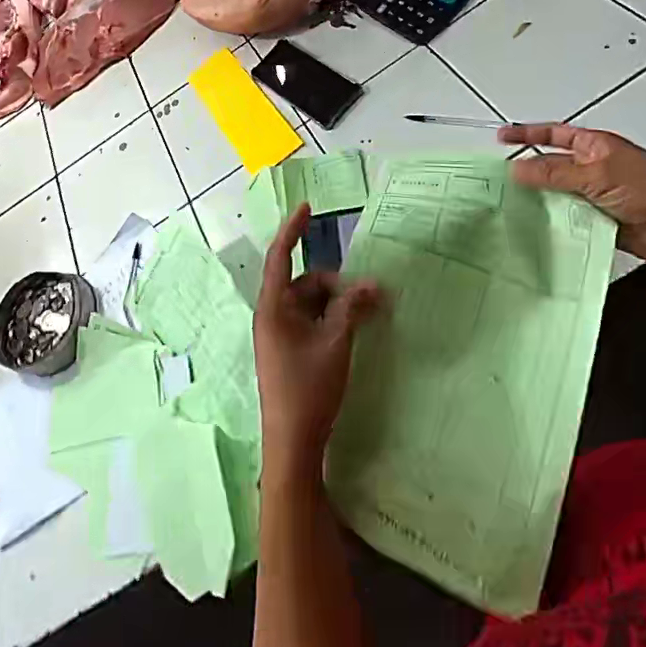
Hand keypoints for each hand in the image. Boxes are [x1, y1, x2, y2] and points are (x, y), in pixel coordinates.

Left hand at [254, 203, 382, 476]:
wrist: (292, 439)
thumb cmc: (308, 387)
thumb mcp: (335, 343)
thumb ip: (350, 309)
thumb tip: (370, 285)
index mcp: (273, 306)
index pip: (280, 256)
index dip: (293, 229)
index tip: (306, 207)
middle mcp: (272, 314)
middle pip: (305, 283)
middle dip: (337, 284)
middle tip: (373, 298)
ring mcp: (279, 333)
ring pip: (311, 303)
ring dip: (338, 304)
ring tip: (370, 315)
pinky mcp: (289, 350)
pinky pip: (311, 322)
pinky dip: (332, 320)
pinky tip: (356, 330)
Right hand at [500, 123, 645, 274]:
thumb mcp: (597, 174)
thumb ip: (553, 172)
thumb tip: (513, 168)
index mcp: (596, 147)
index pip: (554, 135)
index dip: (528, 134)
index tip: (501, 138)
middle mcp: (592, 169)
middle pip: (549, 166)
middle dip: (525, 172)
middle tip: (494, 180)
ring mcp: (593, 195)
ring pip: (553, 194)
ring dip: (535, 199)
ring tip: (503, 205)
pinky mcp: (595, 220)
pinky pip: (563, 218)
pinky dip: (548, 221)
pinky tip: (528, 225)